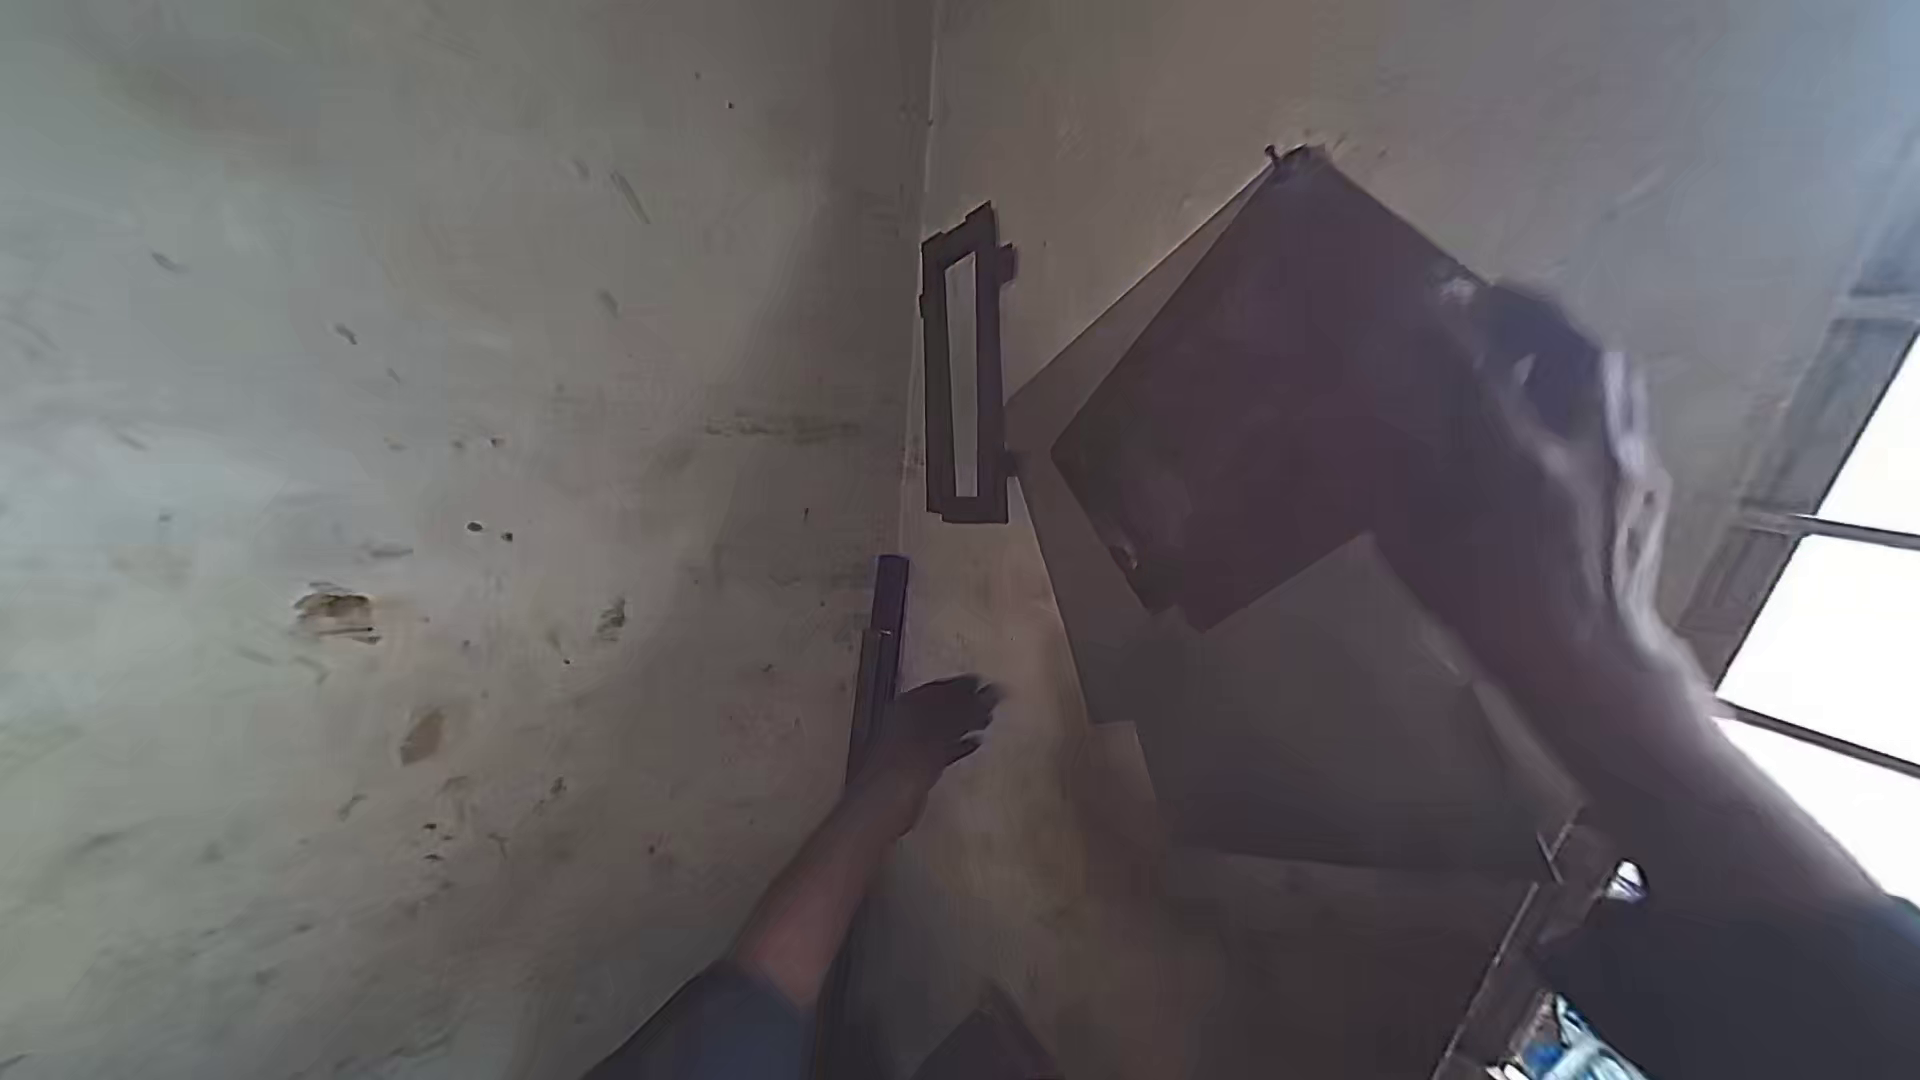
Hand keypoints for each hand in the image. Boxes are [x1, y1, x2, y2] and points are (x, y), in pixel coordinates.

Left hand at [852, 675, 1000, 834]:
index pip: (942, 686)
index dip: (965, 684)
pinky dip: (959, 744)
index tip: (987, 683)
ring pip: (943, 727)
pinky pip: (943, 748)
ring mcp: (910, 743)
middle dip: (967, 704)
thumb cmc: (914, 756)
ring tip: (988, 720)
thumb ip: (969, 709)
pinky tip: (976, 743)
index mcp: (910, 703)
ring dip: (965, 724)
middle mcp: (907, 719)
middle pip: (942, 705)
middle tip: (992, 703)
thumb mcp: (944, 727)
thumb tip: (994, 691)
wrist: (886, 801)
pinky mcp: (916, 766)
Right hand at [1372, 285, 1670, 681]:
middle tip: (1482, 294)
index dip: (1445, 325)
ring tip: (1520, 324)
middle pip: (1566, 344)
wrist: (1580, 654)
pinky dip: (1579, 372)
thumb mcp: (1408, 539)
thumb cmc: (1474, 600)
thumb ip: (1393, 470)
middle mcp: (1577, 444)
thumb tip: (1372, 416)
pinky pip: (1617, 398)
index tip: (1420, 298)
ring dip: (1558, 331)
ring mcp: (1624, 455)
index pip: (1474, 368)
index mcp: (1506, 462)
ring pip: (1606, 364)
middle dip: (1521, 306)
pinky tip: (1550, 387)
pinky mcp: (1647, 472)